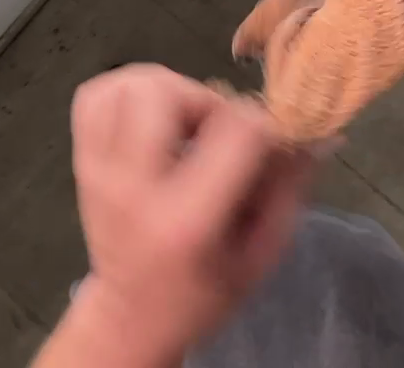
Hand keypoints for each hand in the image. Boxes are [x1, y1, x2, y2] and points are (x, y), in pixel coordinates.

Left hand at [64, 65, 313, 364]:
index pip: (234, 131)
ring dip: (168, 90)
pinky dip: (128, 91)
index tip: (268, 136)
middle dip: (205, 98)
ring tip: (184, 121)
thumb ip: (290, 187)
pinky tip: (150, 116)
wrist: (130, 317)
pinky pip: (96, 95)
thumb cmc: (204, 290)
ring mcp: (99, 172)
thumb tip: (321, 132)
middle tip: (217, 128)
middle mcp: (134, 189)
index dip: (262, 120)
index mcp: (187, 221)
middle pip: (164, 94)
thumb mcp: (261, 251)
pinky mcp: (81, 161)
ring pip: (130, 86)